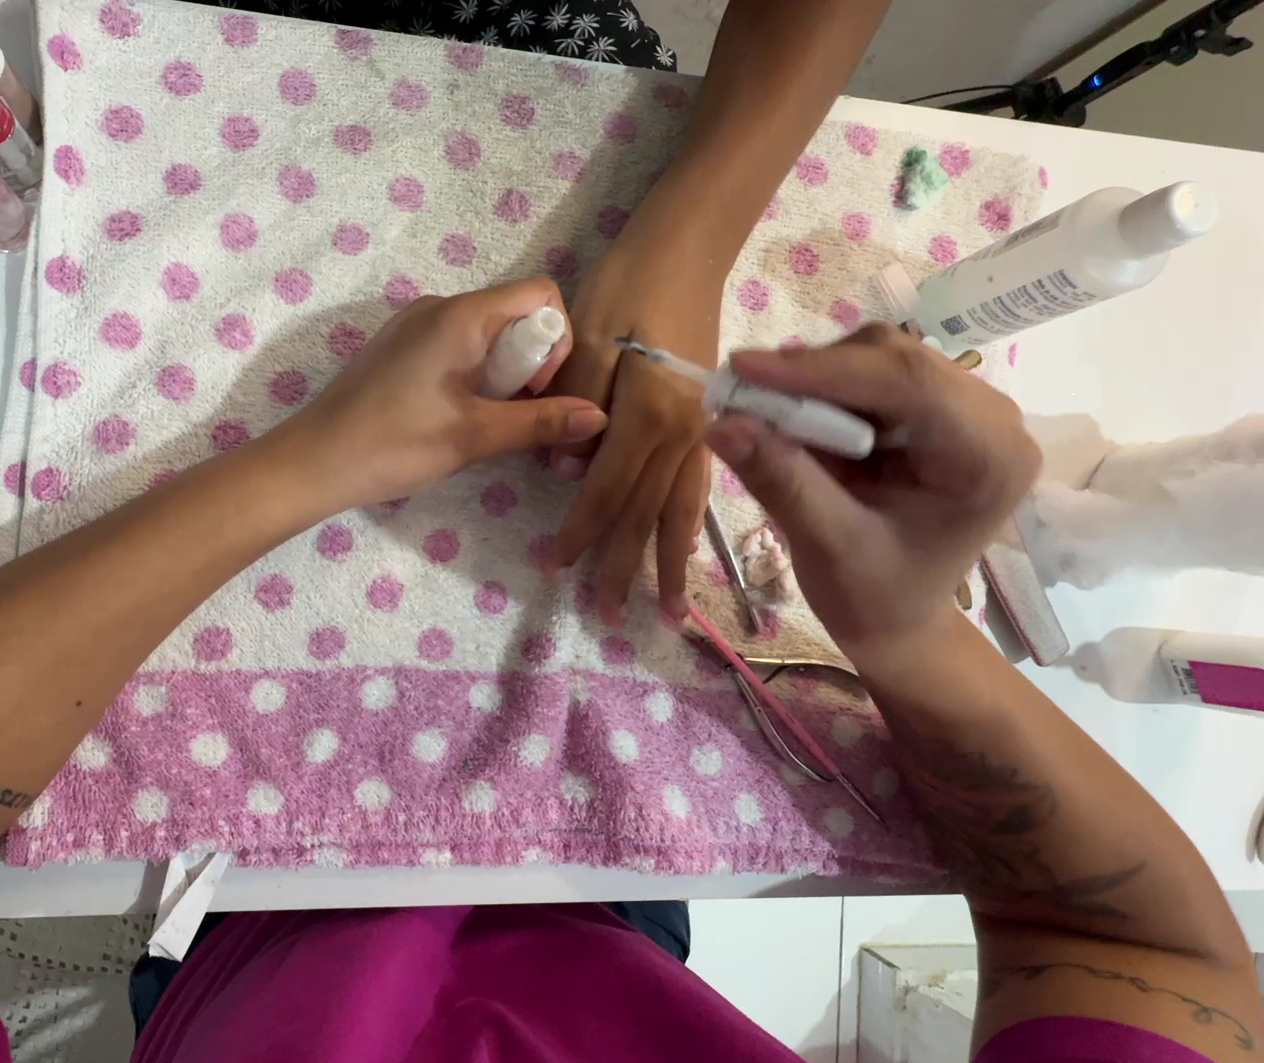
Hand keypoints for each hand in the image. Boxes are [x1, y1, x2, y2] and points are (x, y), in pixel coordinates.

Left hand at [281, 278, 607, 509]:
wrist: (313, 461)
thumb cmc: (393, 443)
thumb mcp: (473, 436)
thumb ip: (539, 422)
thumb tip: (597, 416)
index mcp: (461, 314)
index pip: (540, 294)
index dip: (556, 340)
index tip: (537, 391)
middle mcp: (439, 306)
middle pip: (513, 315)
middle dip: (530, 364)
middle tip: (513, 416)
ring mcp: (414, 326)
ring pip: (484, 336)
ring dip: (501, 376)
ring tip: (483, 423)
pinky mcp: (399, 349)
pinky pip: (455, 348)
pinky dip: (471, 376)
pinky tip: (454, 418)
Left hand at [545, 229, 724, 623]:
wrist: (686, 244)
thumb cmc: (628, 283)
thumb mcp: (590, 340)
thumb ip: (577, 409)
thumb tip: (569, 472)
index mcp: (649, 410)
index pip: (605, 488)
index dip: (580, 530)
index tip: (558, 568)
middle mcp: (685, 427)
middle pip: (648, 509)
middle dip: (628, 564)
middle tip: (614, 616)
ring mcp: (702, 422)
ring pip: (681, 503)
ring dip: (669, 557)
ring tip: (668, 606)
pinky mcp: (705, 413)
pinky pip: (695, 479)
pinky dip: (687, 518)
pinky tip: (683, 545)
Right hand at [702, 324, 1041, 666]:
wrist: (896, 619)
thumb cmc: (872, 596)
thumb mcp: (825, 545)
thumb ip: (780, 480)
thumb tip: (720, 423)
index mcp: (987, 456)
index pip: (906, 383)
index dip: (820, 369)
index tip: (741, 368)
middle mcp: (988, 419)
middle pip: (892, 359)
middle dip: (810, 373)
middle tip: (737, 394)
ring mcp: (960, 410)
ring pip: (874, 359)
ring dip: (810, 381)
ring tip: (760, 414)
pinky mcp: (927, 412)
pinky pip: (864, 377)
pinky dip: (817, 392)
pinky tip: (788, 421)